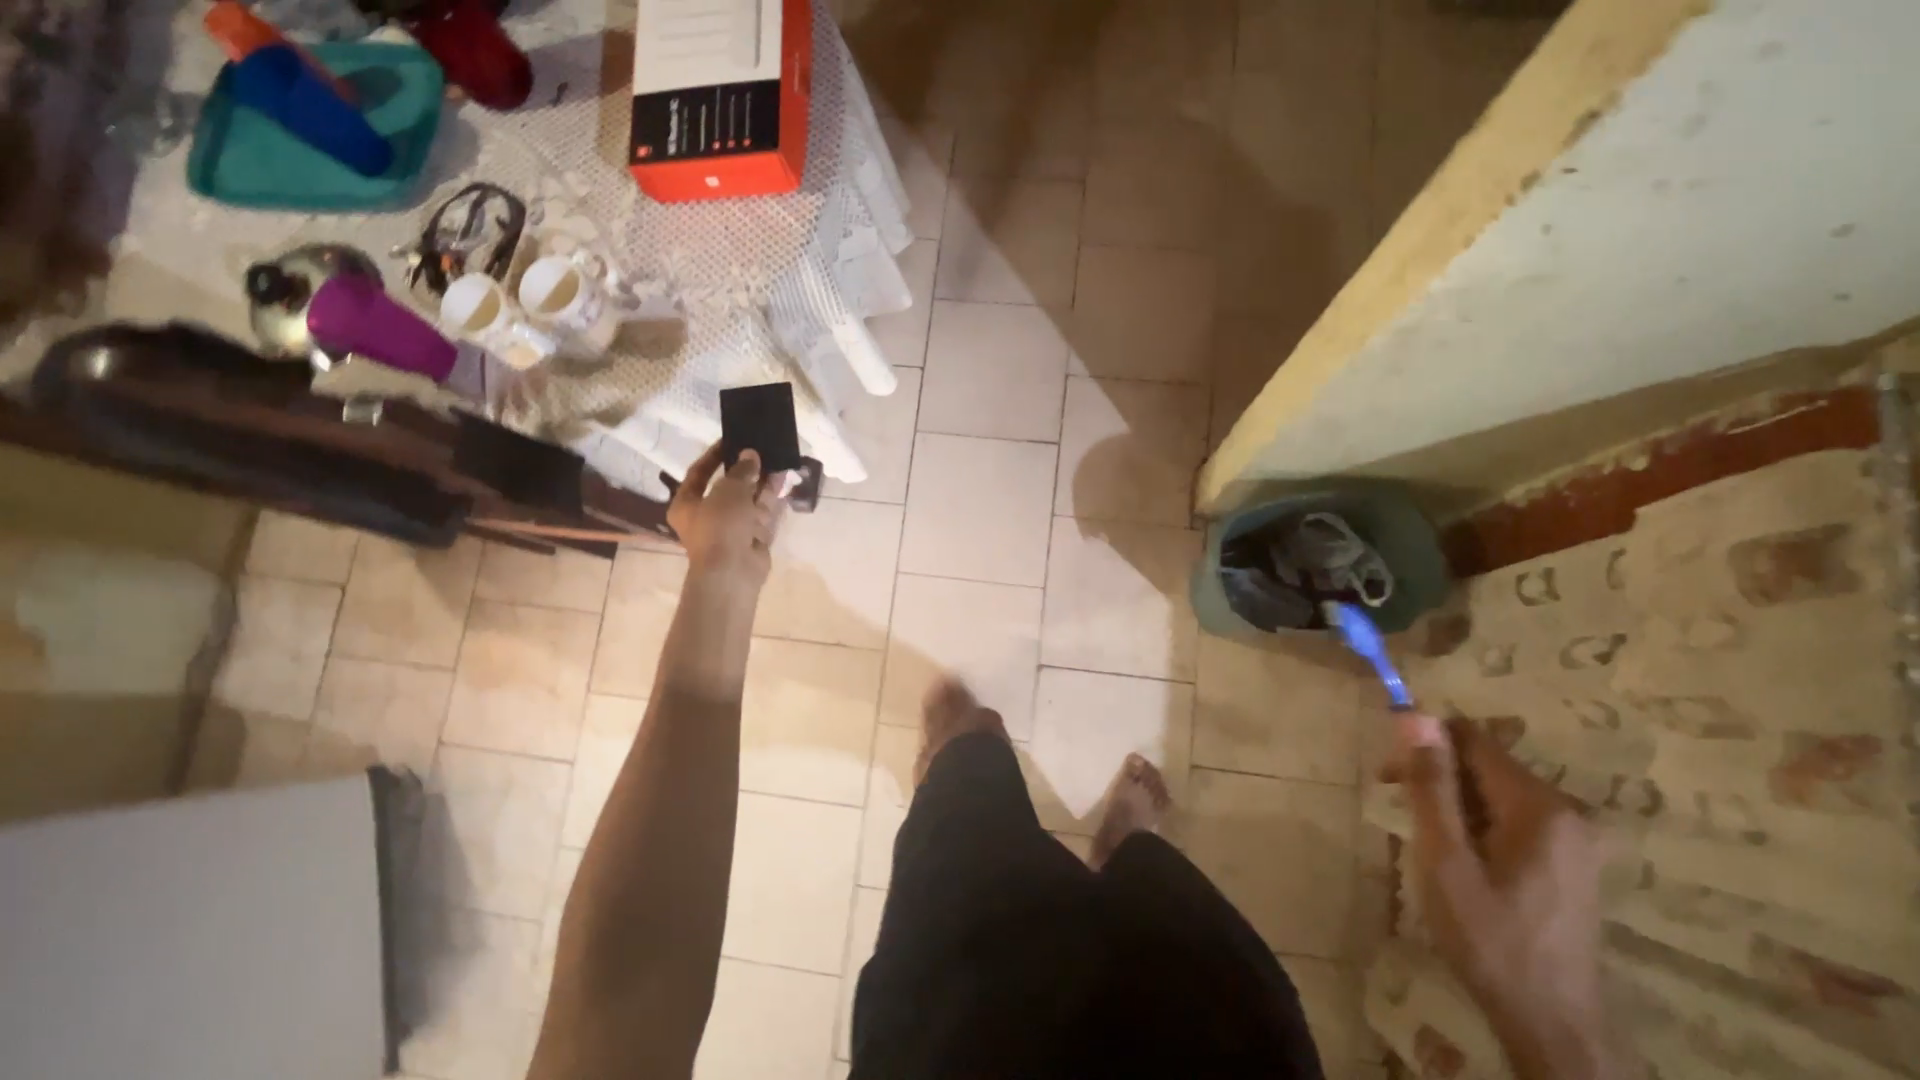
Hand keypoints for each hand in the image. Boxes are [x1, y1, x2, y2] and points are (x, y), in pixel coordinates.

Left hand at [668, 444, 785, 587]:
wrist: (732, 571)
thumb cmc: (720, 526)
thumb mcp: (728, 490)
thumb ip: (741, 471)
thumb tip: (750, 455)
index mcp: (687, 505)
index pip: (698, 473)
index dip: (713, 456)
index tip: (730, 440)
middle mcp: (707, 516)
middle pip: (726, 487)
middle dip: (744, 470)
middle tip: (759, 449)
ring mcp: (731, 529)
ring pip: (748, 500)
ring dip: (761, 482)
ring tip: (777, 459)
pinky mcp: (752, 539)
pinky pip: (762, 514)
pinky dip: (772, 499)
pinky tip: (784, 480)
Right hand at [1382, 713, 1622, 1079]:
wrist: (1552, 1023)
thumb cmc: (1489, 941)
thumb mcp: (1446, 861)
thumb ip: (1431, 787)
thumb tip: (1415, 716)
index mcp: (1540, 806)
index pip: (1474, 740)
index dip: (1424, 745)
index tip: (1386, 775)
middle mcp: (1568, 812)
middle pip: (1488, 766)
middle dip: (1437, 777)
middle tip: (1397, 812)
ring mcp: (1576, 840)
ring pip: (1499, 795)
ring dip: (1455, 805)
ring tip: (1425, 846)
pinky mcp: (1573, 864)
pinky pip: (1516, 822)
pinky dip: (1479, 826)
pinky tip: (1460, 862)